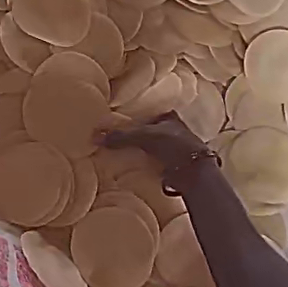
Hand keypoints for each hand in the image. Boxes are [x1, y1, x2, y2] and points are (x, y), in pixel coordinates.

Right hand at [99, 114, 216, 188]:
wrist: (192, 173)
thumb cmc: (172, 145)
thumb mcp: (143, 136)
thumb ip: (120, 136)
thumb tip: (95, 136)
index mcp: (170, 117)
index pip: (149, 114)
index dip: (136, 117)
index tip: (121, 121)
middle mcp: (174, 131)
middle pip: (150, 131)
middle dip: (137, 136)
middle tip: (117, 139)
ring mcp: (175, 149)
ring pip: (152, 148)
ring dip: (141, 152)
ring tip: (121, 154)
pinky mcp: (174, 166)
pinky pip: (154, 162)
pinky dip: (144, 164)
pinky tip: (133, 167)